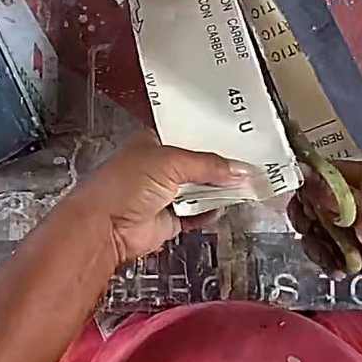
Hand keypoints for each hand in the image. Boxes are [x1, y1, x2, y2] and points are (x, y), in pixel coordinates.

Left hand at [47, 132, 248, 266]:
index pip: (189, 134)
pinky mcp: (170, 218)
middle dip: (223, 166)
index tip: (243, 138)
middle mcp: (160, 166)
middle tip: (255, 163)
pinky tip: (228, 205)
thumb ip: (207, 164)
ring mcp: (165, 193)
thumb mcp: (169, 162)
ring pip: (202, 188)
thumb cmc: (124, 185)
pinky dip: (212, 211)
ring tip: (250, 183)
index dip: (213, 137)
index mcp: (154, 142)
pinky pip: (198, 213)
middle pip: (199, 163)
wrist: (105, 227)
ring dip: (221, 189)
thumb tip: (240, 170)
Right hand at [290, 164, 361, 308]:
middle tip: (310, 227)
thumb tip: (300, 172)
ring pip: (313, 227)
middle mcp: (350, 202)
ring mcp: (348, 228)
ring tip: (330, 255)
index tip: (302, 199)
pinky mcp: (346, 252)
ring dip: (315, 242)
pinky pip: (321, 248)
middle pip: (311, 201)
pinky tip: (337, 268)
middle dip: (307, 216)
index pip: (321, 174)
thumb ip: (333, 196)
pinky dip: (324, 258)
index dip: (306, 184)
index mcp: (360, 184)